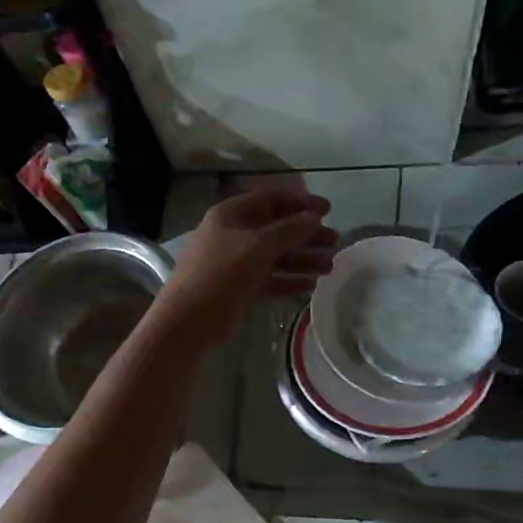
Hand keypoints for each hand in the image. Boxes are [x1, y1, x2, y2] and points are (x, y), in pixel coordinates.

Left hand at [156, 189, 337, 345]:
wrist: (188, 322)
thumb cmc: (220, 275)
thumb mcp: (257, 247)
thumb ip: (288, 231)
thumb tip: (314, 218)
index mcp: (231, 215)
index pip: (270, 199)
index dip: (300, 202)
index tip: (328, 210)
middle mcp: (233, 234)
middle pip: (276, 228)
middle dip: (306, 234)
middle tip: (335, 242)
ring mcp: (236, 263)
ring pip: (275, 255)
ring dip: (302, 259)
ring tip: (329, 267)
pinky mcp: (239, 288)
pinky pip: (270, 278)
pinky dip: (289, 280)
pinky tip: (311, 284)